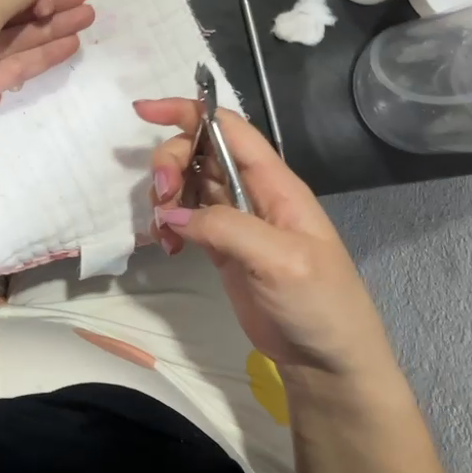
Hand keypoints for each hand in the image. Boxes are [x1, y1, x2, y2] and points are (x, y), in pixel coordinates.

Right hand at [136, 98, 396, 380]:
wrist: (327, 361)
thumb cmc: (319, 304)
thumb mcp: (280, 261)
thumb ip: (226, 228)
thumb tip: (173, 214)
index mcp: (275, 183)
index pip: (228, 129)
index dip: (188, 112)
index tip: (143, 111)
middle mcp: (252, 192)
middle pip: (198, 152)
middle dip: (170, 164)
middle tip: (160, 200)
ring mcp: (236, 220)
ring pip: (188, 183)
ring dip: (165, 197)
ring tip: (163, 232)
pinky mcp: (222, 247)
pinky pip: (185, 218)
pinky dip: (168, 224)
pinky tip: (168, 247)